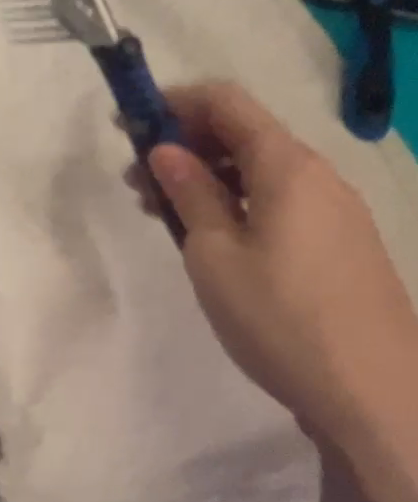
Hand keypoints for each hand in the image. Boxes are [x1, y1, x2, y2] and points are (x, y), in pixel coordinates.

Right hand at [138, 82, 417, 440]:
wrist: (377, 399)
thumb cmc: (280, 316)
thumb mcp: (213, 251)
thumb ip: (189, 192)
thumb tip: (165, 149)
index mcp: (289, 170)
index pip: (227, 102)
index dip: (172, 102)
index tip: (125, 126)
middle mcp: (318, 179)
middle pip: (242, 131)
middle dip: (182, 141)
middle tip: (134, 179)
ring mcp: (333, 212)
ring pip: (256, 166)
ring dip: (202, 172)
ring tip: (159, 210)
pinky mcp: (336, 242)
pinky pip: (275, 196)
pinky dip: (231, 197)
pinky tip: (203, 232)